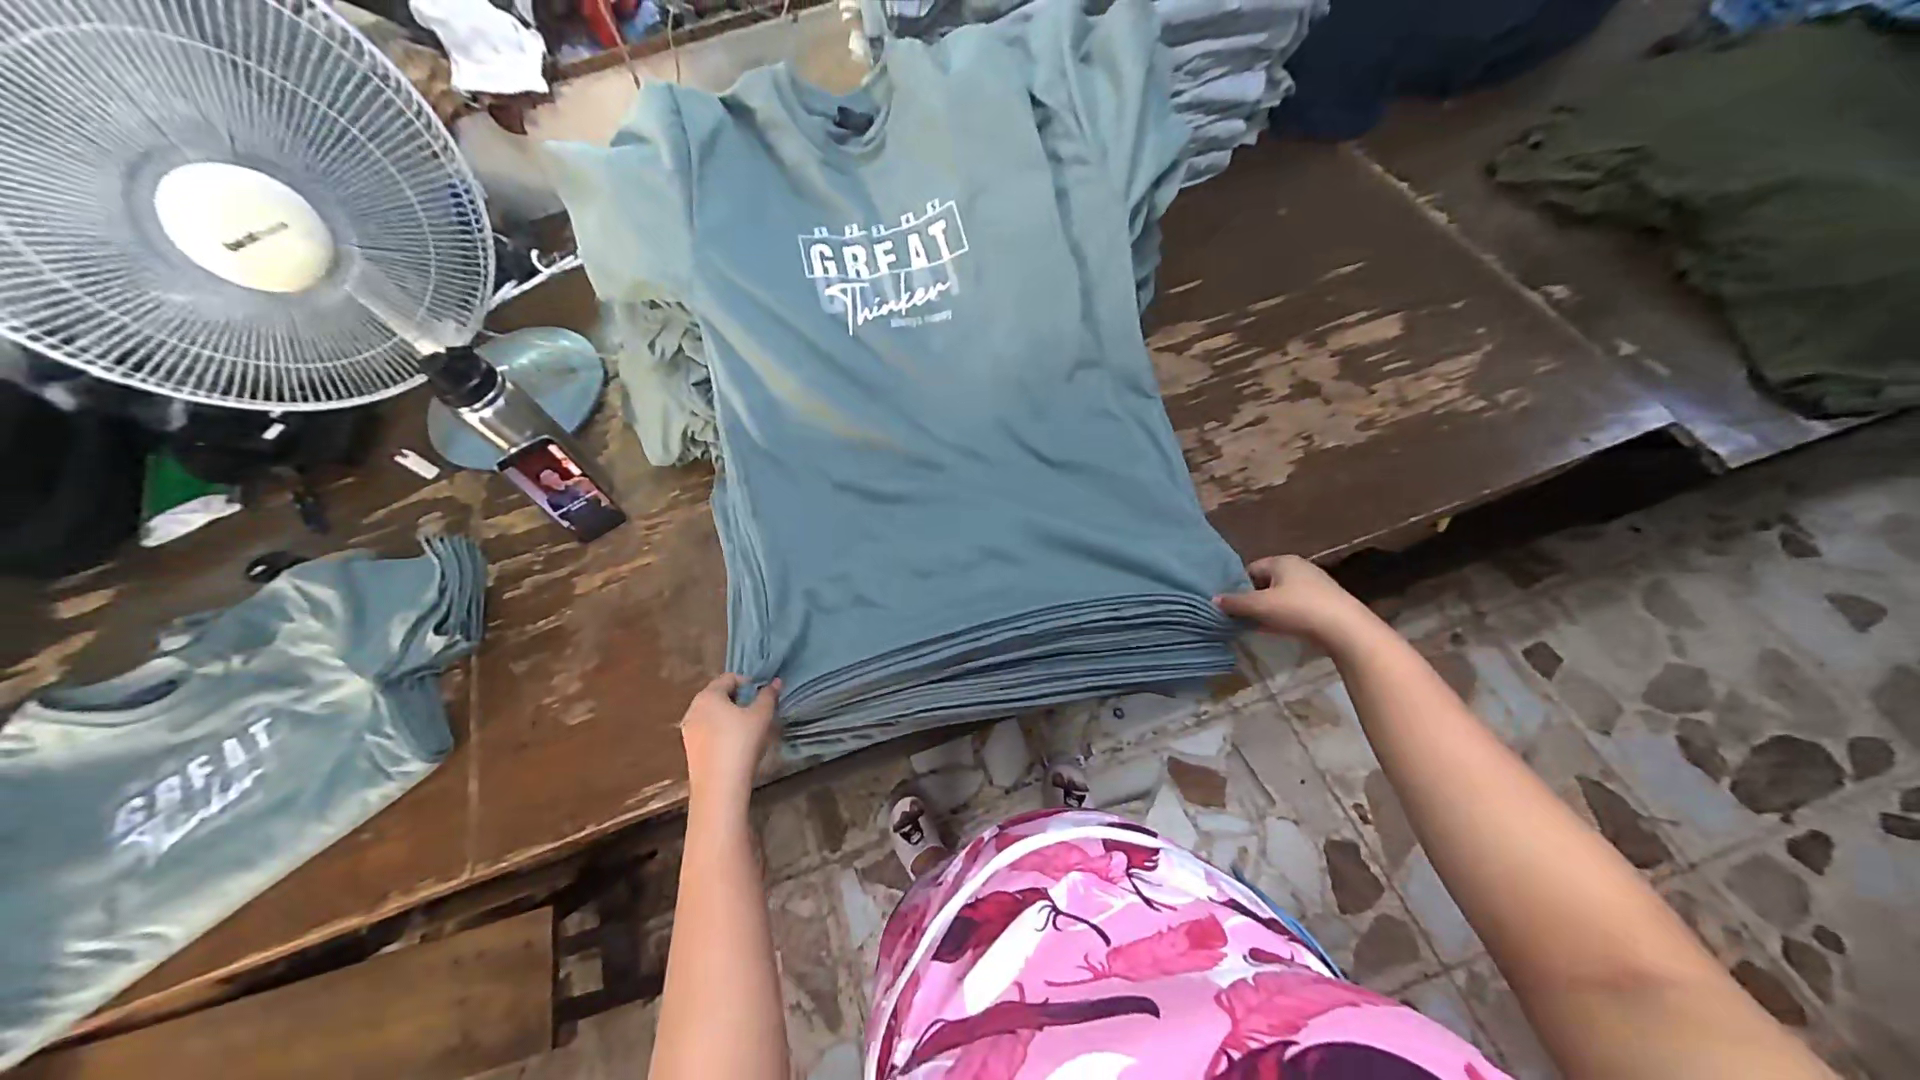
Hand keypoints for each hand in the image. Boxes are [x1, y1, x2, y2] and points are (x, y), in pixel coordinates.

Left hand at [680, 674, 780, 806]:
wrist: (719, 786)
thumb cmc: (741, 742)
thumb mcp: (761, 716)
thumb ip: (768, 696)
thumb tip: (775, 682)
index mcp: (708, 695)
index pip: (729, 678)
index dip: (748, 682)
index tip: (762, 696)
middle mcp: (693, 708)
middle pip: (718, 694)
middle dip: (739, 699)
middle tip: (757, 711)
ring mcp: (688, 730)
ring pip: (712, 714)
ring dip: (729, 715)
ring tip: (747, 729)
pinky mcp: (689, 748)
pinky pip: (707, 730)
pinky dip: (720, 730)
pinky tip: (734, 745)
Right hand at [1214, 555, 1379, 649]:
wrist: (1345, 629)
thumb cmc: (1298, 609)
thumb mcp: (1260, 606)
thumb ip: (1235, 603)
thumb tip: (1214, 599)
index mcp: (1282, 561)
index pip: (1250, 569)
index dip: (1238, 586)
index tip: (1231, 604)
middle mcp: (1299, 567)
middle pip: (1266, 582)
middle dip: (1253, 598)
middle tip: (1242, 616)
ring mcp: (1314, 584)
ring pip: (1281, 595)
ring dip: (1268, 609)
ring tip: (1259, 625)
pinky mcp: (1324, 602)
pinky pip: (1295, 605)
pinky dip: (1284, 615)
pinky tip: (1280, 629)